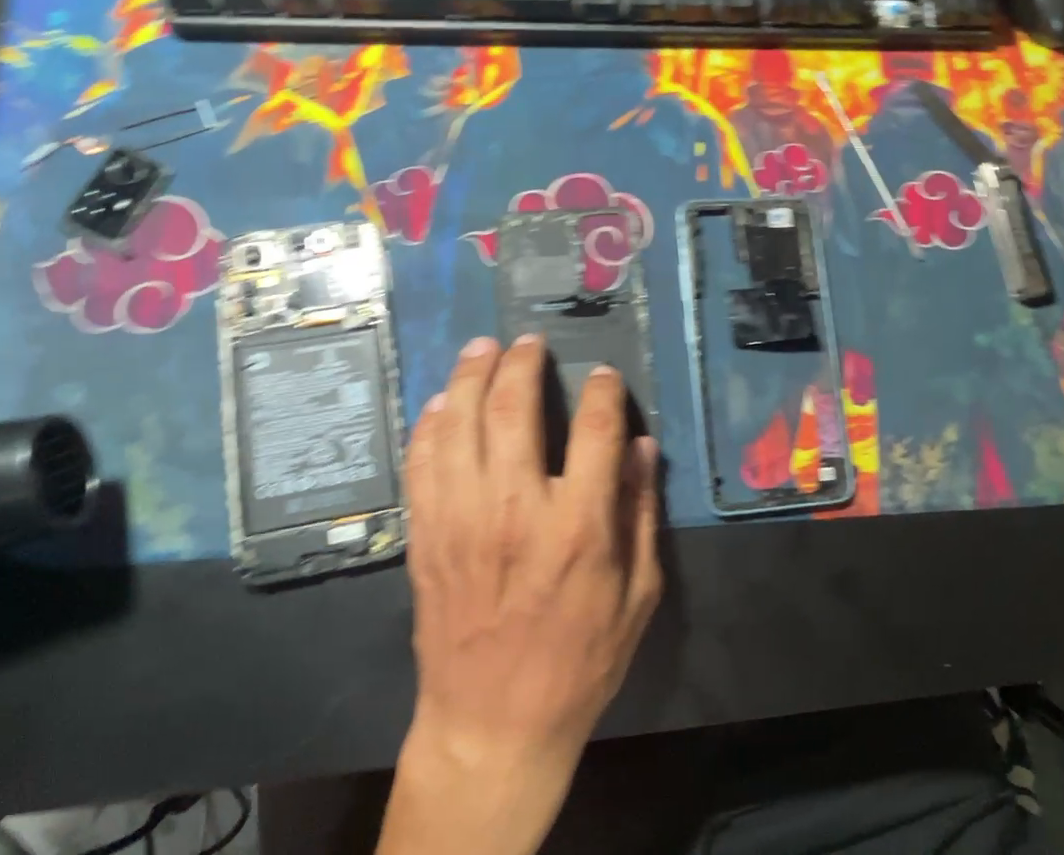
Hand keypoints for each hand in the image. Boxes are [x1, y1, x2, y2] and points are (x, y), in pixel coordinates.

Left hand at [394, 334, 659, 841]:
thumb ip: (640, 514)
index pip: (596, 430)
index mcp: (579, 525)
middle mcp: (516, 508)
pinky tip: (442, 403)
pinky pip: (422, 463)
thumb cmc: (580, 661)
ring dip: (471, 377)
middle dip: (524, 364)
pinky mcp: (426, 535)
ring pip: (461, 424)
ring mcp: (462, 519)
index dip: (604, 392)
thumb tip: (641, 448)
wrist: (494, 720)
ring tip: (482, 348)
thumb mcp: (637, 596)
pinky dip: (431, 424)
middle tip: (530, 343)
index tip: (606, 376)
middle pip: (515, 409)